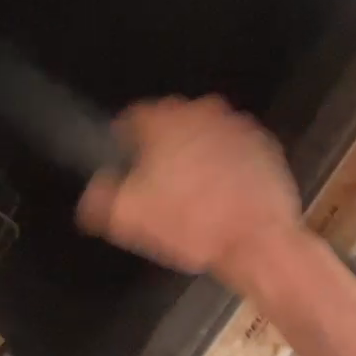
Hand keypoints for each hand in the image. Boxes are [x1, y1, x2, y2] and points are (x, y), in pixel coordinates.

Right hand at [77, 95, 304, 285]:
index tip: (127, 166)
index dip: (125, 143)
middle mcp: (199, 112)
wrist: (259, 243)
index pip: (131, 118)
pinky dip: (226, 166)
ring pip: (202, 135)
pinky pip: (233, 150)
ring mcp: (235, 126)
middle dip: (162, 149)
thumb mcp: (127, 218)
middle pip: (169, 123)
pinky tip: (223, 197)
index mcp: (162, 120)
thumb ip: (98, 199)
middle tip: (159, 185)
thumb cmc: (192, 224)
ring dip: (195, 155)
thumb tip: (92, 195)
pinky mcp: (263, 146)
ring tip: (193, 195)